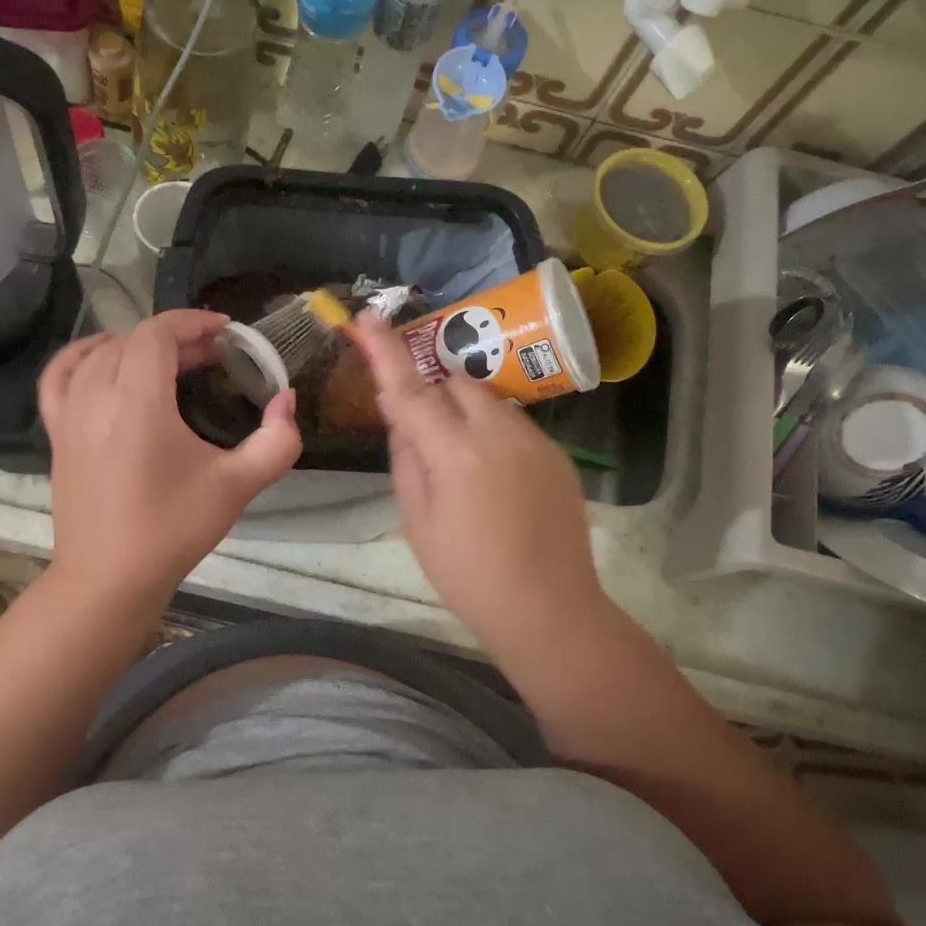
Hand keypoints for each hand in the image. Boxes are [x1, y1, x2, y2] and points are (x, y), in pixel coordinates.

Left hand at [38, 310, 301, 598]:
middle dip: (173, 338)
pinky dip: (81, 359)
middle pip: (131, 340)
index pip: (158, 334)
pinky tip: (99, 364)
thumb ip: (275, 441)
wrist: (108, 579)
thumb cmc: (172, 530)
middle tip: (210, 357)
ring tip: (165, 362)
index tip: (225, 333)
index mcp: (137, 401)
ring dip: (133, 346)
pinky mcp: (57, 435)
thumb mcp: (236, 486)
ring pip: (96, 353)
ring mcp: (68, 415)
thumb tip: (287, 402)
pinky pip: (59, 378)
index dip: (192, 323)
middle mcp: (95, 396)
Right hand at [348, 310, 603, 655]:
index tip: (368, 316)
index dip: (386, 352)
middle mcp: (499, 434)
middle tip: (421, 433)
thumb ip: (406, 460)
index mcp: (455, 454)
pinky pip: (514, 426)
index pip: (411, 390)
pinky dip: (493, 436)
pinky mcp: (557, 455)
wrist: (548, 608)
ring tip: (461, 467)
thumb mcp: (417, 522)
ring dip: (465, 415)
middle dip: (433, 393)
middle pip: (456, 382)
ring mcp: (535, 441)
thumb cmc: (468, 575)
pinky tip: (494, 483)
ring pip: (488, 402)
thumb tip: (402, 419)